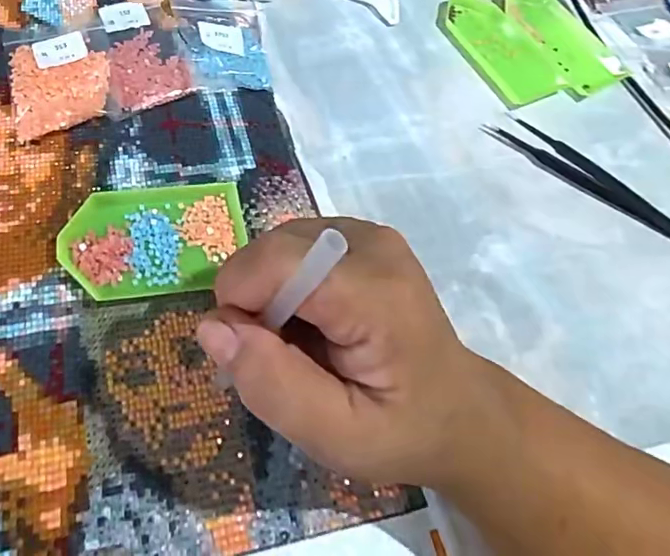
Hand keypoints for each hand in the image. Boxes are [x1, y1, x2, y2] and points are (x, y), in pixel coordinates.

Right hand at [195, 217, 504, 490]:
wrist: (458, 410)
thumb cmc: (401, 430)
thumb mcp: (337, 438)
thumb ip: (273, 386)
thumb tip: (211, 327)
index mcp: (376, 293)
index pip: (278, 263)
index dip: (240, 299)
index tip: (245, 349)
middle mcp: (370, 243)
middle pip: (272, 249)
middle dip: (252, 299)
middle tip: (277, 354)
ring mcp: (365, 232)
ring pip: (276, 244)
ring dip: (266, 290)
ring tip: (297, 339)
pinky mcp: (356, 231)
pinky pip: (292, 244)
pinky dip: (282, 280)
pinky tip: (309, 315)